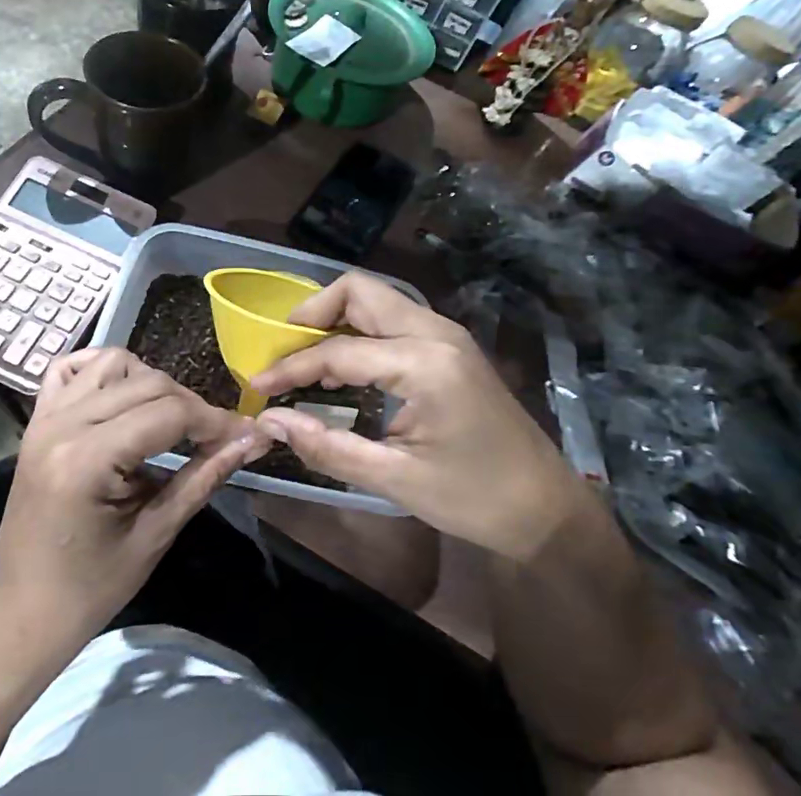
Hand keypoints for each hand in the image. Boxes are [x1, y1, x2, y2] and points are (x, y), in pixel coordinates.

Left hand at [0, 348, 266, 640]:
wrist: (22, 611)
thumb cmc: (90, 588)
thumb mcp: (154, 536)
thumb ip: (202, 479)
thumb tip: (251, 441)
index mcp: (87, 460)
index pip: (168, 413)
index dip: (214, 420)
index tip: (246, 435)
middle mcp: (62, 425)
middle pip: (145, 382)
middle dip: (189, 404)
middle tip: (214, 438)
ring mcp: (44, 418)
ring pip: (112, 364)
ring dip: (150, 382)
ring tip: (169, 421)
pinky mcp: (36, 421)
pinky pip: (69, 369)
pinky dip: (102, 371)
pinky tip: (122, 395)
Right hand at [251, 272, 577, 557]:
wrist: (546, 508)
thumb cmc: (473, 498)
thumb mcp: (394, 479)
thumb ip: (327, 446)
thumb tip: (270, 422)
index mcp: (425, 364)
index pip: (338, 350)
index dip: (291, 367)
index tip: (255, 384)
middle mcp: (436, 332)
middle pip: (359, 291)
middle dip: (312, 313)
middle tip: (280, 349)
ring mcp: (447, 335)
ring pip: (376, 299)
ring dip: (335, 319)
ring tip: (304, 360)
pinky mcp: (450, 346)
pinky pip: (392, 319)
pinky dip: (358, 331)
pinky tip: (342, 369)